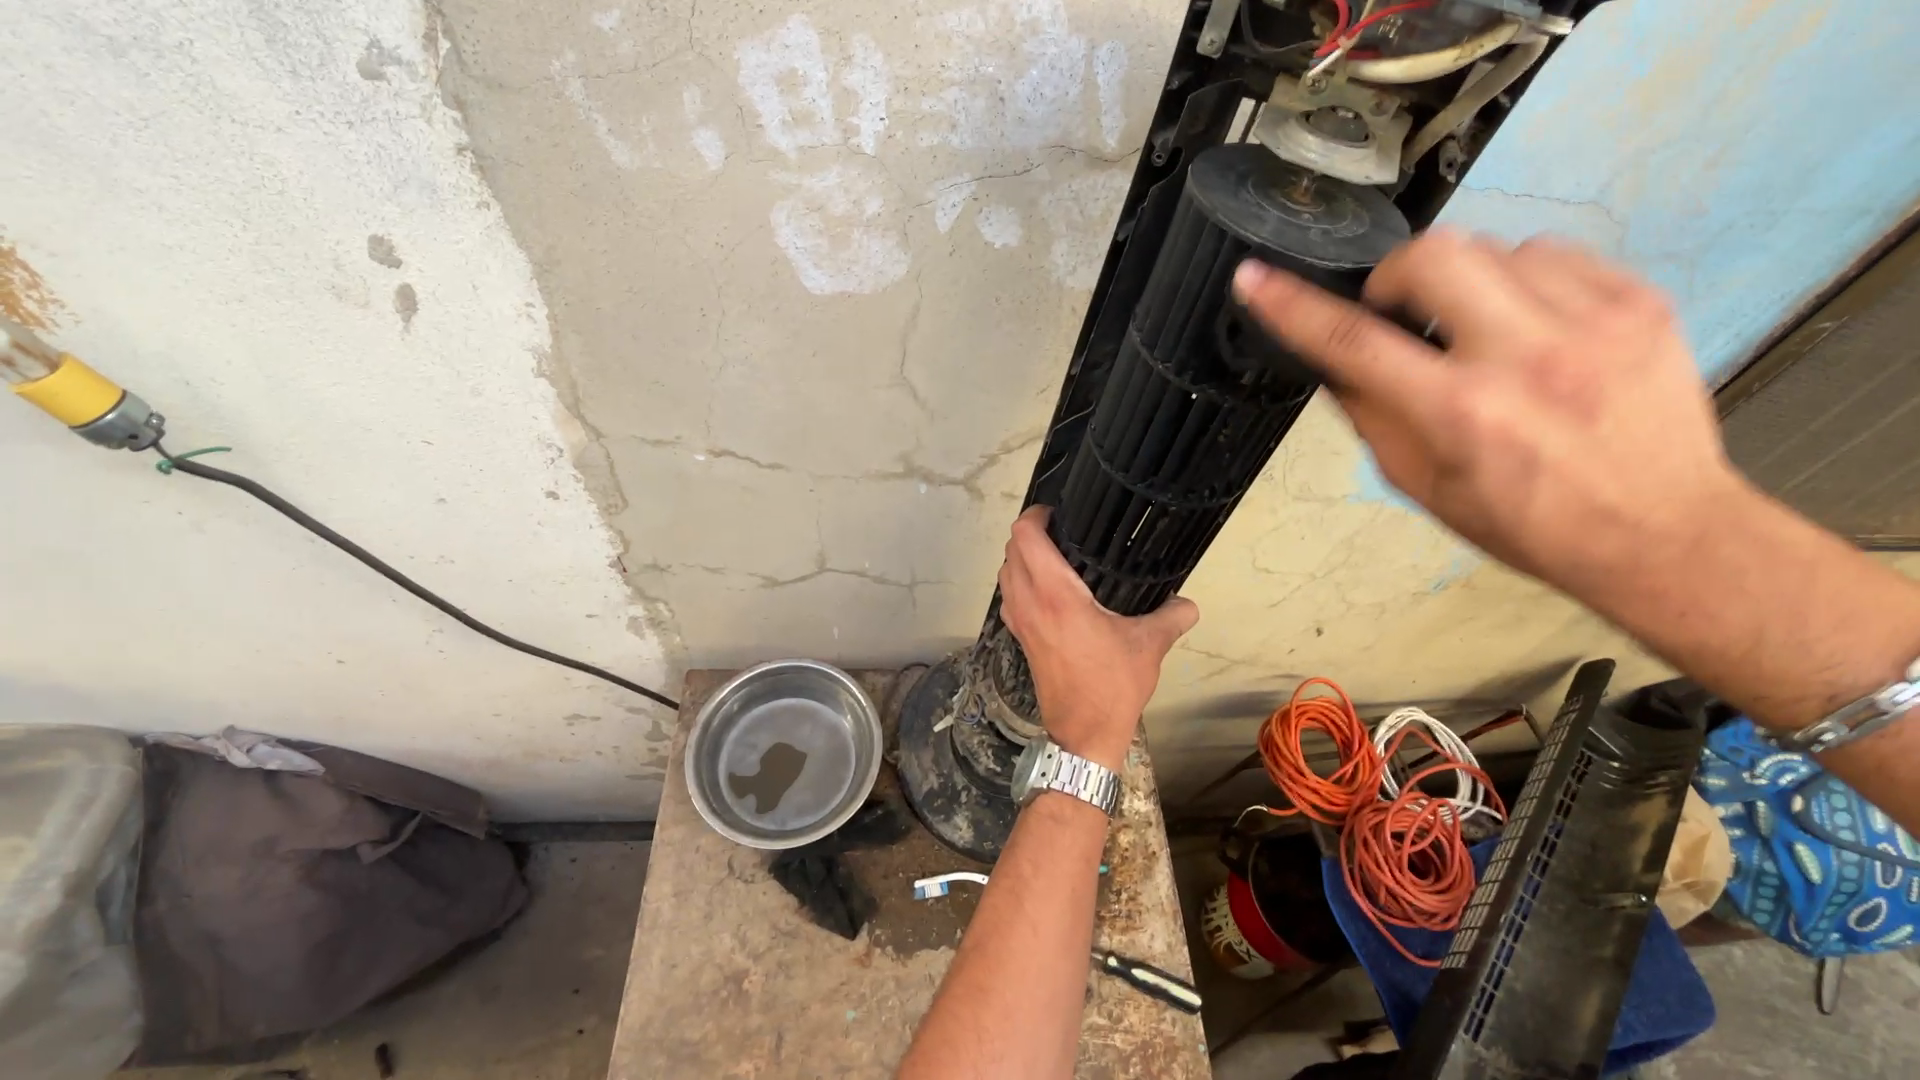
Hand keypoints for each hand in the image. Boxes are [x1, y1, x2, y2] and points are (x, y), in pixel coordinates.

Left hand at [997, 506, 1198, 768]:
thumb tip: (1188, 603)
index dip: (1036, 515)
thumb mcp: (1150, 645)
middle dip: (1030, 534)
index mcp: (1055, 594)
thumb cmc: (1111, 685)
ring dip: (1020, 559)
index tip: (1058, 513)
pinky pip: (1010, 598)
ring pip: (1006, 574)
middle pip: (1010, 551)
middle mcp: (1029, 603)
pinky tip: (1049, 591)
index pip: (1025, 536)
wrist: (1083, 734)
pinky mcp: (1021, 640)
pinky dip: (1020, 583)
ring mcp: (1020, 622)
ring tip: (1055, 557)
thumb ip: (1172, 616)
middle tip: (1062, 532)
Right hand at [1232, 229, 1747, 594]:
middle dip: (1395, 274)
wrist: (1662, 531)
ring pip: (1492, 247)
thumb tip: (1335, 363)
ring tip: (1479, 327)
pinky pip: (1553, 253)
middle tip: (1401, 312)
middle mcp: (1524, 358)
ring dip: (1464, 282)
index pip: (1353, 345)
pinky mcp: (1639, 302)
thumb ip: (1373, 418)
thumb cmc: (1526, 524)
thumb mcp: (1425, 487)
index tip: (1254, 279)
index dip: (1292, 308)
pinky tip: (1531, 323)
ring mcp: (1591, 321)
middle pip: (1430, 258)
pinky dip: (1522, 280)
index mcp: (1460, 415)